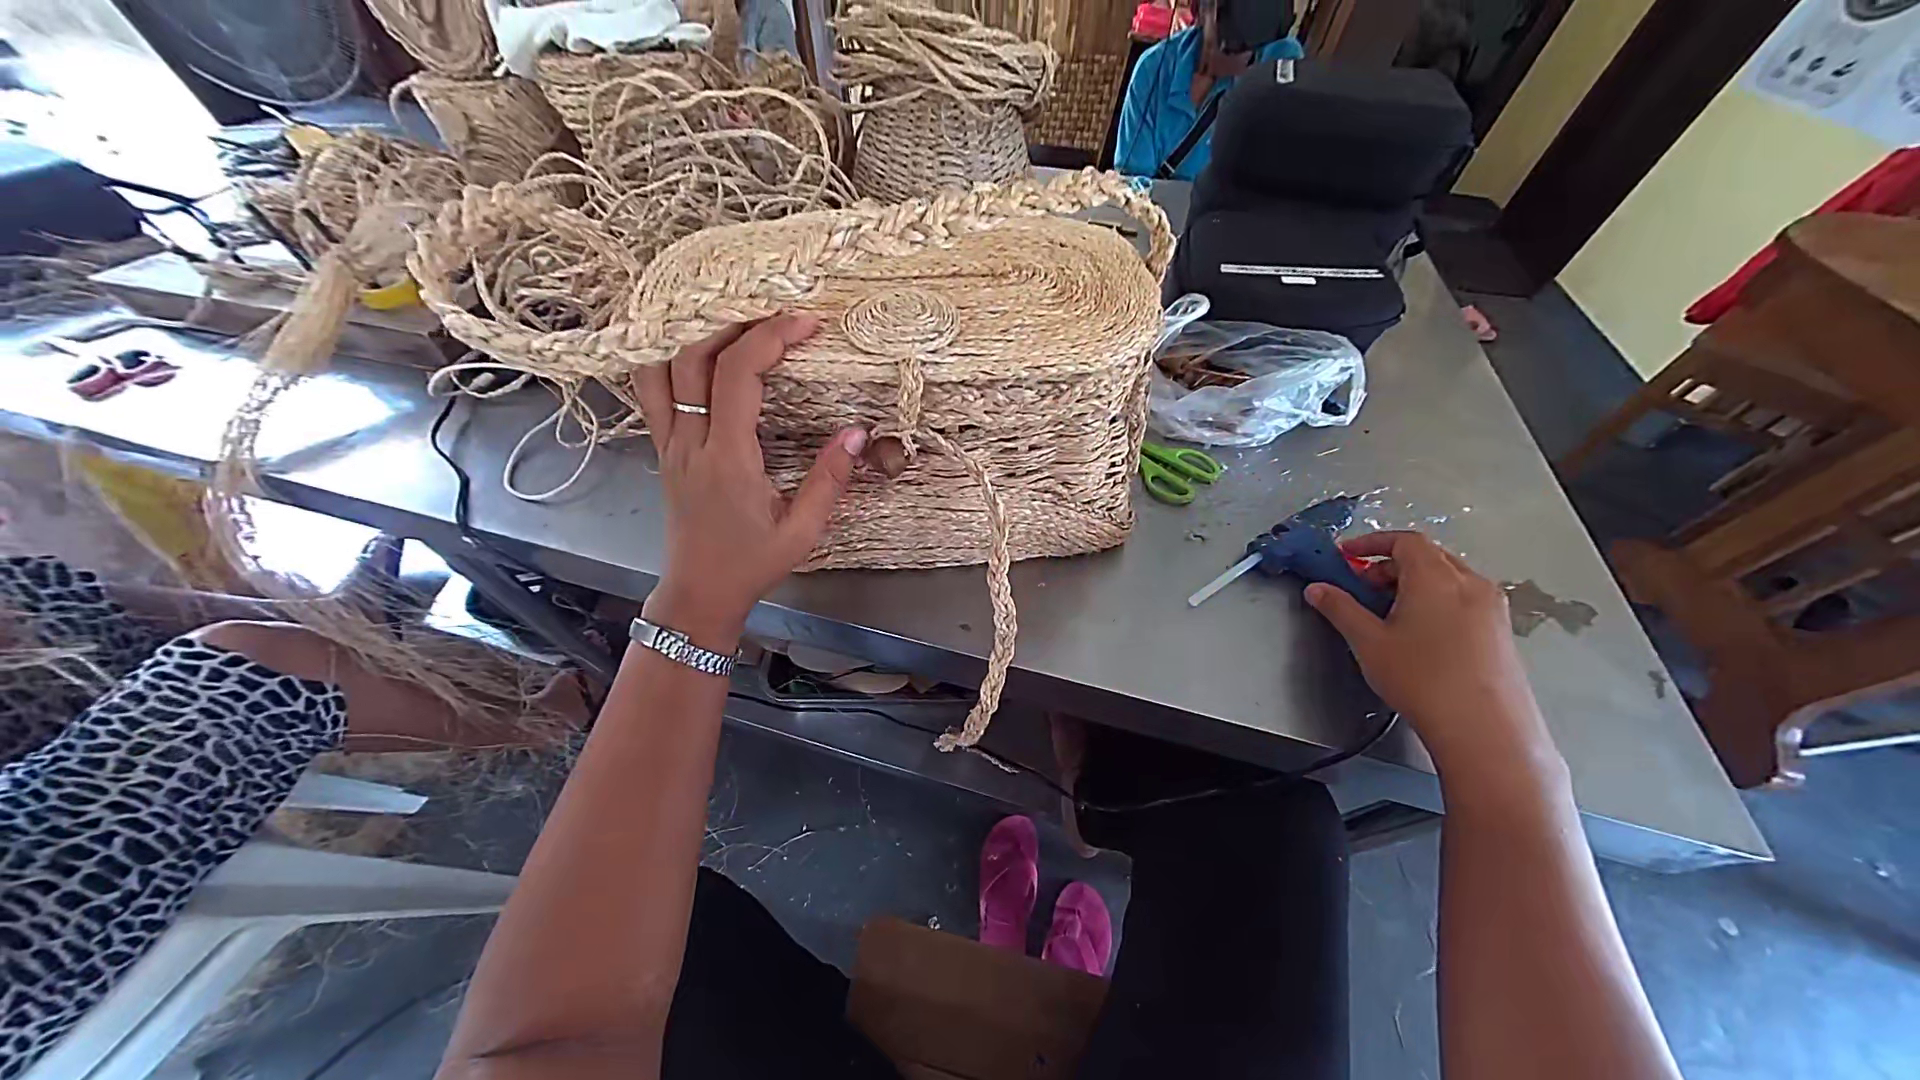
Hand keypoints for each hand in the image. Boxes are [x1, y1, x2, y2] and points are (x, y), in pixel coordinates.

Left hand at [634, 315, 866, 646]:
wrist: (700, 591)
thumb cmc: (752, 564)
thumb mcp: (802, 530)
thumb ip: (829, 480)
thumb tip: (856, 433)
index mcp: (727, 459)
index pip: (739, 375)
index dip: (771, 338)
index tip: (806, 324)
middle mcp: (690, 442)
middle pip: (694, 356)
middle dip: (738, 325)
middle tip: (777, 317)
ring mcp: (670, 444)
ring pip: (662, 367)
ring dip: (697, 336)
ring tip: (736, 325)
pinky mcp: (664, 450)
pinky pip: (652, 390)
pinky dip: (668, 359)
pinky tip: (695, 352)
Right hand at [1304, 531, 1565, 790]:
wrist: (1485, 729)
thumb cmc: (1421, 680)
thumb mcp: (1368, 642)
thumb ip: (1340, 608)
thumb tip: (1317, 589)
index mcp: (1436, 578)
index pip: (1404, 541)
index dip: (1371, 543)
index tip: (1346, 556)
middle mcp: (1470, 583)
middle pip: (1427, 556)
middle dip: (1389, 565)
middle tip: (1361, 587)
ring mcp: (1492, 607)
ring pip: (1447, 577)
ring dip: (1413, 583)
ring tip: (1387, 612)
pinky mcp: (1501, 631)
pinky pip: (1463, 598)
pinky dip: (1435, 600)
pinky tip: (1419, 633)